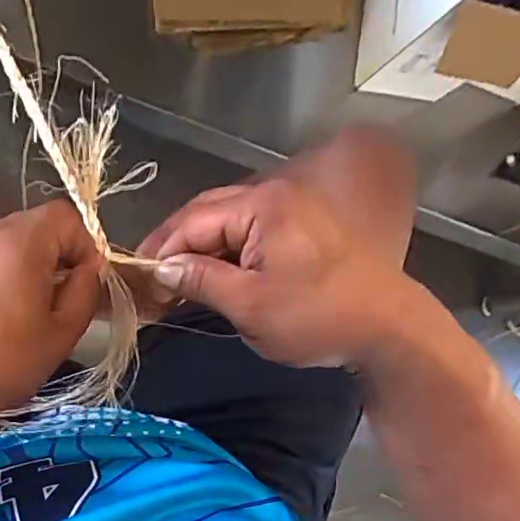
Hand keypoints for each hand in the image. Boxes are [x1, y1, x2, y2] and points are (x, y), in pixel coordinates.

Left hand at [0, 201, 103, 444]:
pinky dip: (2, 276)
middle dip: (58, 258)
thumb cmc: (5, 364)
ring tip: (29, 313)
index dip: (86, 246)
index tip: (86, 284)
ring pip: (11, 243)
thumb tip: (91, 269)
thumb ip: (87, 290)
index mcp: (19, 242)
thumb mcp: (62, 333)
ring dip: (30, 268)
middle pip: (37, 226)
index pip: (67, 217)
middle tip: (62, 302)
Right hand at [139, 128, 437, 369]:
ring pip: (229, 218)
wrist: (382, 326)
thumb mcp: (249, 305)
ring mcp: (293, 207)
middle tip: (149, 276)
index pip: (194, 219)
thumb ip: (202, 280)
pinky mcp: (301, 226)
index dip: (161, 247)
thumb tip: (162, 267)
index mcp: (264, 206)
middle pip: (209, 210)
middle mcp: (277, 194)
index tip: (138, 277)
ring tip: (174, 276)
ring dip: (199, 245)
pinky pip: (250, 228)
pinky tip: (211, 270)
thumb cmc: (313, 318)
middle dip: (176, 242)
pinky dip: (224, 248)